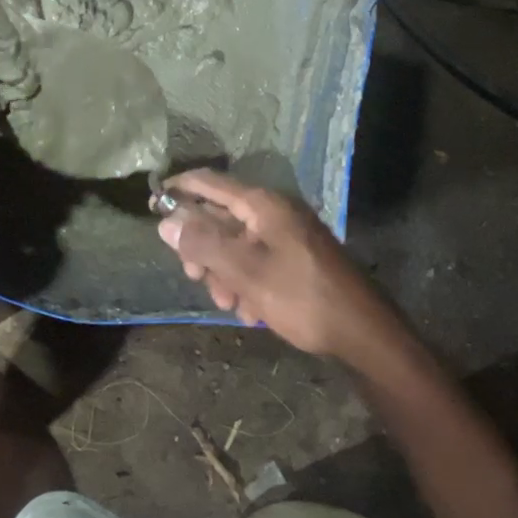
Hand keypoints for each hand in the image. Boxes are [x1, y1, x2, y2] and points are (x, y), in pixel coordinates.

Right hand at [157, 170, 401, 365]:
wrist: (366, 335)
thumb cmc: (301, 297)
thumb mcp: (244, 270)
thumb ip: (202, 242)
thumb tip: (165, 220)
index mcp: (262, 204)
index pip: (208, 182)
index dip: (177, 189)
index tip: (151, 204)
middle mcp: (275, 212)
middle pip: (220, 217)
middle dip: (201, 247)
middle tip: (192, 275)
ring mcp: (289, 236)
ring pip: (237, 244)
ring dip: (222, 271)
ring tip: (227, 303)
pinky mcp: (298, 260)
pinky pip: (257, 261)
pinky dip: (245, 281)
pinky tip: (250, 310)